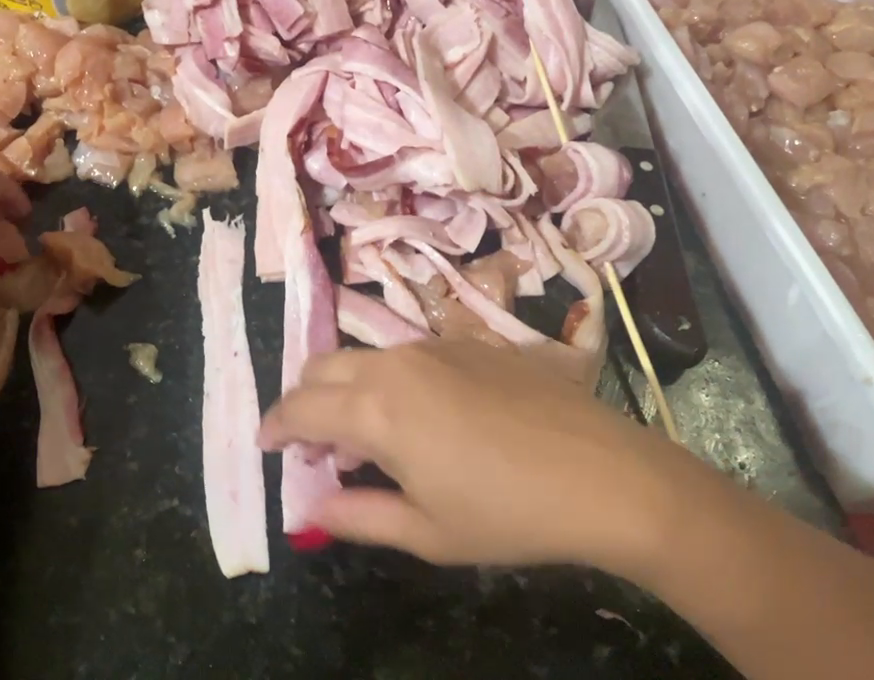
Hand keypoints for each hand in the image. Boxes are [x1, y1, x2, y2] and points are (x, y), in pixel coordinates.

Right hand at [259, 340, 698, 575]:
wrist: (607, 474)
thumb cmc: (509, 514)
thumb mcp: (427, 532)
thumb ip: (357, 517)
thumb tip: (309, 509)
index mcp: (374, 409)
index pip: (300, 407)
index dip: (275, 426)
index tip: (267, 446)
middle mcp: (394, 364)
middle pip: (322, 367)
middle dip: (306, 402)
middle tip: (319, 447)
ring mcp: (434, 346)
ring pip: (365, 358)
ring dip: (349, 390)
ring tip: (374, 437)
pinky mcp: (470, 341)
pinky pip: (409, 354)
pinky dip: (392, 380)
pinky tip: (428, 417)